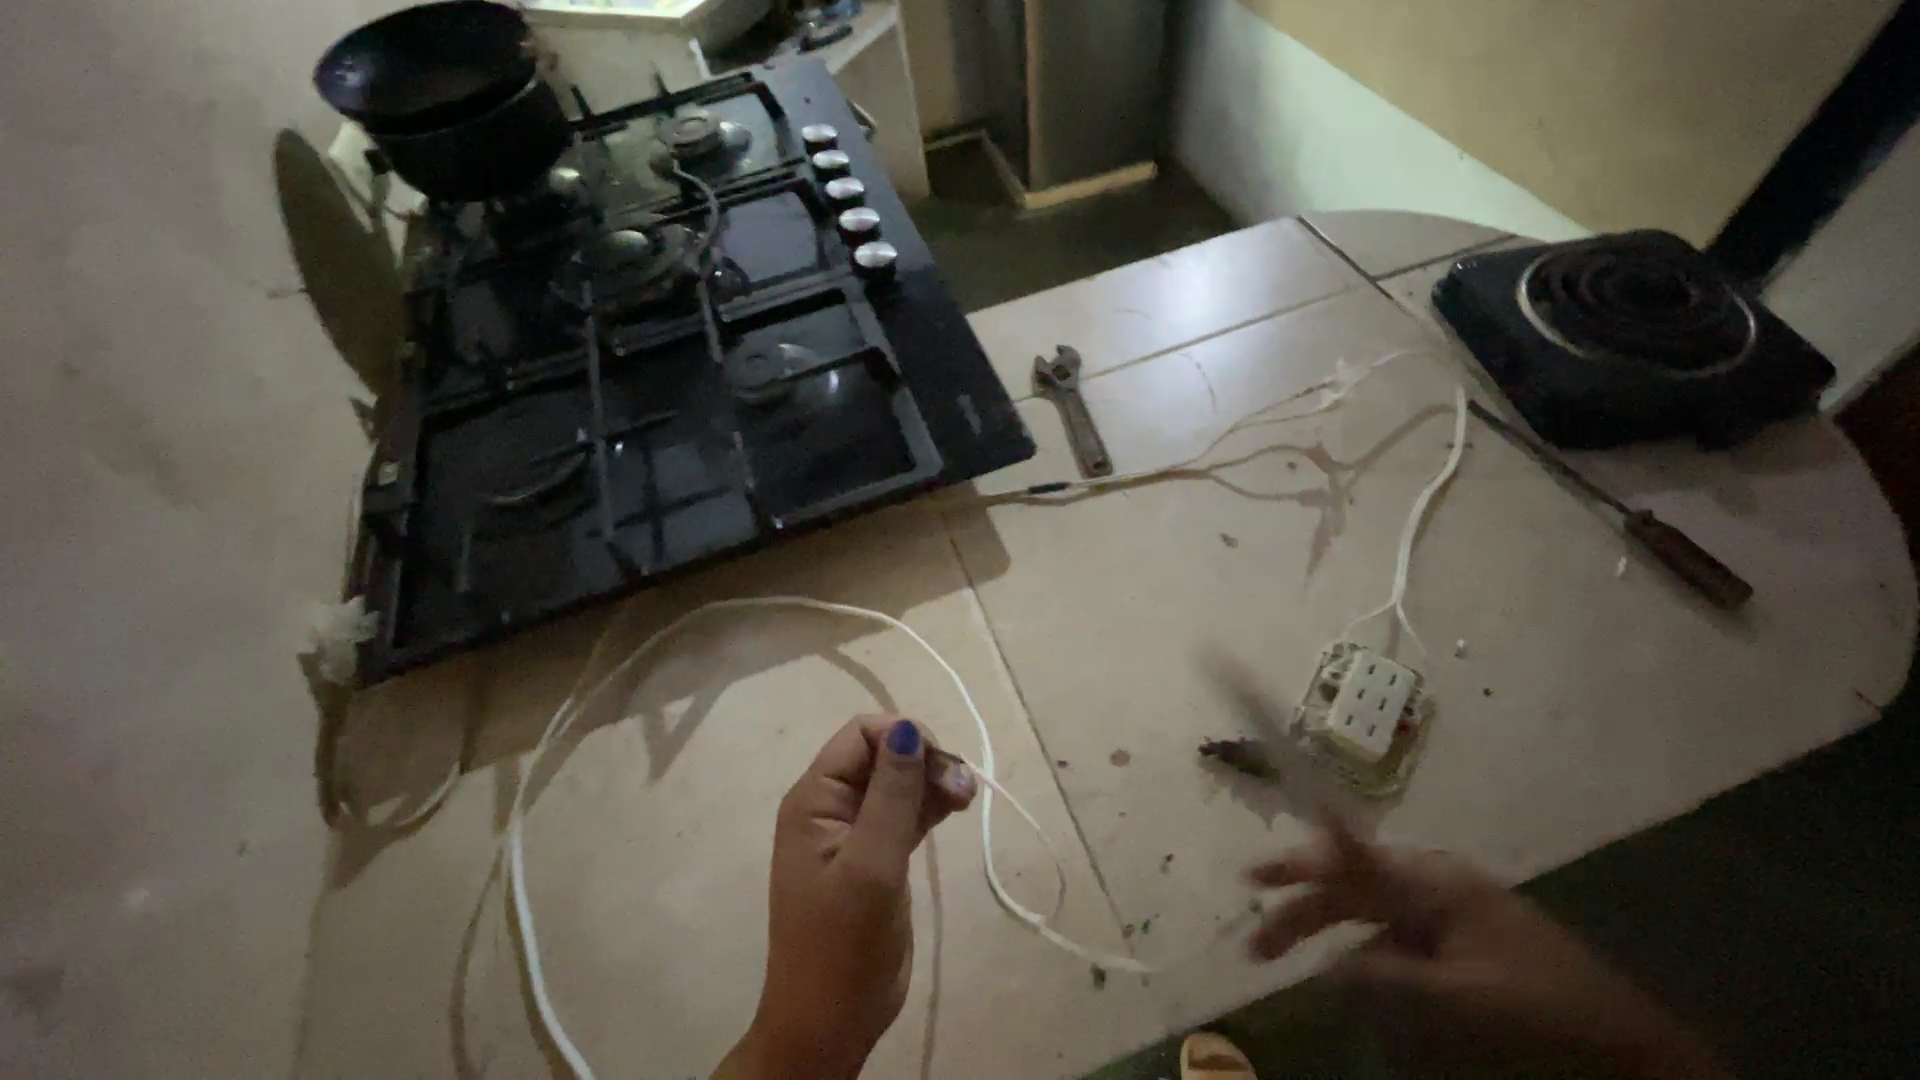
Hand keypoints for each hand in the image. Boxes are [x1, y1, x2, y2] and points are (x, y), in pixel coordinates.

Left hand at [715, 716, 976, 1079]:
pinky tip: (957, 806)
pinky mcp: (878, 855)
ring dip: (933, 781)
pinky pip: (906, 812)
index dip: (901, 736)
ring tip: (968, 798)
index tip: (940, 763)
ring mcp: (855, 832)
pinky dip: (931, 804)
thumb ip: (892, 795)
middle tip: (963, 789)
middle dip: (924, 760)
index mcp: (814, 799)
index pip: (860, 735)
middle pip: (882, 755)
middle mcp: (831, 807)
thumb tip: (907, 727)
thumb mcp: (871, 864)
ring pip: (899, 783)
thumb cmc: (843, 944)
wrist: (830, 1022)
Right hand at [1248, 822, 1730, 1078]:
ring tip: (1287, 959)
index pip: (1349, 859)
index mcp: (1433, 883)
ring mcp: (1449, 910)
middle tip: (1256, 947)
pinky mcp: (1460, 938)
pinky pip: (1394, 938)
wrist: (1636, 1050)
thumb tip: (1325, 967)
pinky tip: (1352, 979)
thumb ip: (1386, 977)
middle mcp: (1435, 884)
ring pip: (1367, 913)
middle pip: (1348, 886)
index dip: (1298, 860)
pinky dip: (1365, 954)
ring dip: (1327, 933)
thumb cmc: (1545, 1013)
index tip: (1250, 874)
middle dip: (1299, 910)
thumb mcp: (1461, 999)